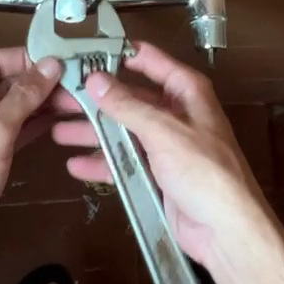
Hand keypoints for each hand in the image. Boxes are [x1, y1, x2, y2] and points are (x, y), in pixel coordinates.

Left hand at [0, 48, 63, 276]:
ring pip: (11, 111)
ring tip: (76, 103)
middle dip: (40, 83)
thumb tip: (51, 63)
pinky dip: (33, 128)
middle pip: (5, 86)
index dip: (29, 57)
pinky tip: (57, 126)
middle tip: (78, 85)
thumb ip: (23, 97)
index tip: (63, 60)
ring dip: (40, 106)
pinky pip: (11, 135)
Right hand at [51, 42, 269, 269]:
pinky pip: (125, 161)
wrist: (227, 231)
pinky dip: (102, 162)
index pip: (149, 61)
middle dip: (96, 99)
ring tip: (56, 131)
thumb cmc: (203, 170)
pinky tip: (75, 164)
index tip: (83, 52)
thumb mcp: (164, 132)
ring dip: (93, 131)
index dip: (118, 54)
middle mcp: (176, 113)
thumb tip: (94, 79)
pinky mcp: (158, 175)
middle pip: (130, 98)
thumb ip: (127, 106)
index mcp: (186, 91)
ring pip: (123, 130)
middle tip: (58, 97)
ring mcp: (166, 145)